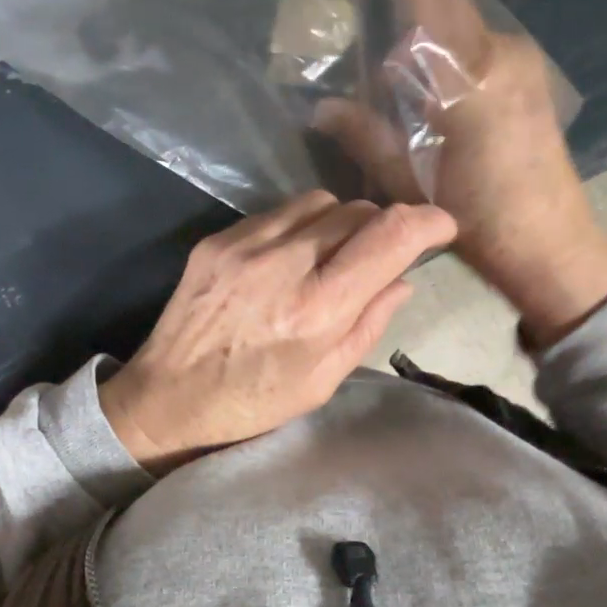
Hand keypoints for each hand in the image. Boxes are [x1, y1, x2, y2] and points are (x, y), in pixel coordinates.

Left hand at [99, 191, 455, 473]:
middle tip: (376, 258)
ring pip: (320, 201)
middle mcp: (283, 265)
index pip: (392, 234)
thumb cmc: (248, 405)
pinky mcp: (215, 242)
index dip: (429, 222)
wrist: (165, 400)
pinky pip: (277, 212)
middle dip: (381, 228)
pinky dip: (297, 227)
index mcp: (316, 310)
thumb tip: (403, 279)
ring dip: (339, 223)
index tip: (440, 229)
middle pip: (359, 210)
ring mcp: (244, 247)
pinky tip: (288, 260)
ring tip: (329, 259)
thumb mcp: (320, 384)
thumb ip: (368, 326)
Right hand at [312, 0, 606, 347]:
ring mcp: (523, 62)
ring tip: (392, 92)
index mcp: (471, 70)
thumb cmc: (474, 215)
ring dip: (424, 49)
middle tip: (367, 47)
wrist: (548, 244)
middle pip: (445, 8)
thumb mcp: (407, 179)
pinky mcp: (530, 80)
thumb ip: (363, 135)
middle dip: (403, 17)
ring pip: (460, 32)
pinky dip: (446, 63)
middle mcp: (503, 50)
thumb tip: (321, 108)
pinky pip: (478, 51)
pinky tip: (426, 105)